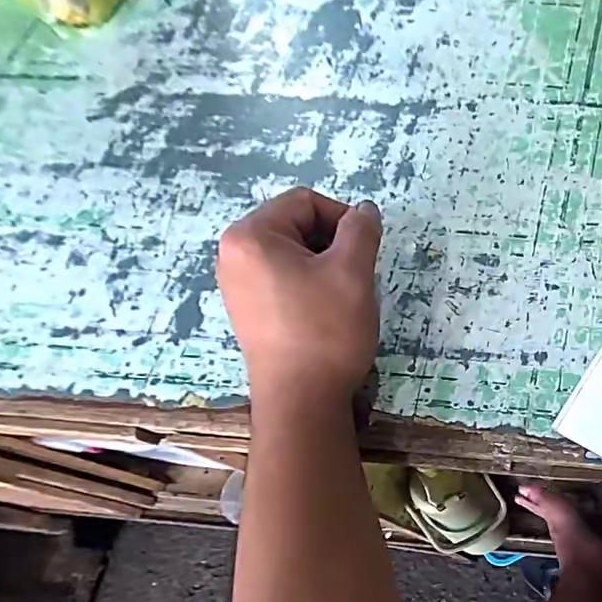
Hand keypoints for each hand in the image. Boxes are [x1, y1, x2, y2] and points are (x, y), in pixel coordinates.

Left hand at [217, 187, 382, 404]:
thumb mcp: (353, 273)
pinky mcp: (249, 312)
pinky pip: (284, 282)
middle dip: (334, 246)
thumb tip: (365, 210)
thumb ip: (361, 232)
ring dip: (326, 269)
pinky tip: (327, 317)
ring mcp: (238, 286)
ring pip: (293, 257)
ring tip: (344, 301)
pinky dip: (310, 289)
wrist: (302, 399)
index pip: (306, 202)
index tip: (366, 253)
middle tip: (357, 279)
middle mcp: (234, 254)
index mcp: (251, 235)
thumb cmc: (326, 331)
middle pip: (296, 227)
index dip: (344, 219)